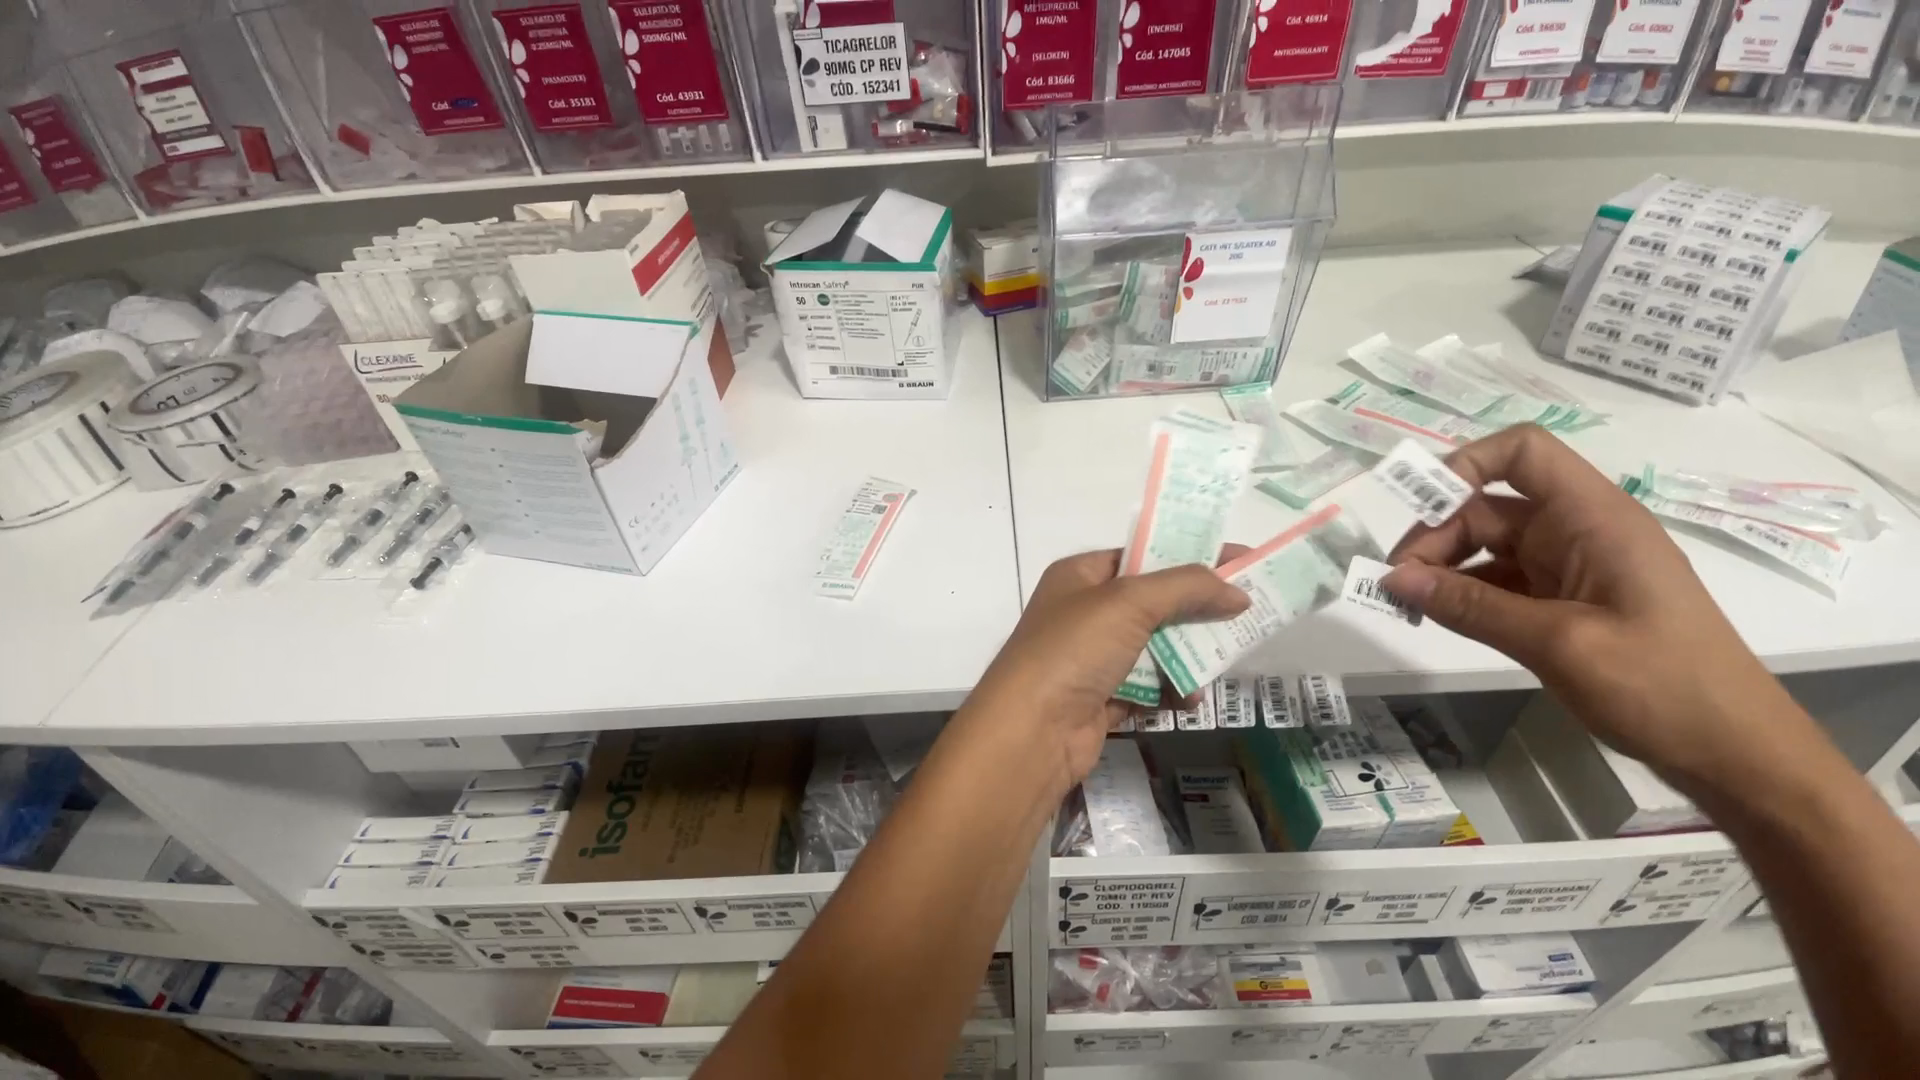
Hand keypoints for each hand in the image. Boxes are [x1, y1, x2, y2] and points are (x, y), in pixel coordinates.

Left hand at [961, 551, 1248, 793]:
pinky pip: (1146, 688)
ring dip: (1186, 655)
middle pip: (1152, 603)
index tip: (1239, 561)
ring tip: (1218, 662)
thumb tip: (1236, 591)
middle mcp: (1082, 613)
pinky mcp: (1099, 700)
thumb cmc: (1073, 650)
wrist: (1031, 731)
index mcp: (1079, 576)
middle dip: (1194, 611)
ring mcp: (1089, 659)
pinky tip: (1188, 700)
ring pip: (1153, 648)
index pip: (1141, 555)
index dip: (1189, 556)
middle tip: (1243, 614)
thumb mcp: (1130, 602)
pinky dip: (1169, 691)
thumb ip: (1186, 588)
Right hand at [1380, 424, 1798, 791]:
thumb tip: (1393, 580)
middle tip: (1396, 584)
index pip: (1522, 453)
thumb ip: (1471, 607)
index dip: (1464, 465)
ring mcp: (1570, 567)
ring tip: (1406, 604)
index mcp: (1593, 518)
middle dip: (1435, 535)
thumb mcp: (1557, 642)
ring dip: (1442, 568)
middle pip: (1487, 506)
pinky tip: (1436, 617)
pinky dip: (1462, 594)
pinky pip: (1498, 582)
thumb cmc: (1659, 685)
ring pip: (1486, 546)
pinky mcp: (1563, 602)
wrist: (1732, 752)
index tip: (1415, 509)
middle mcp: (1578, 531)